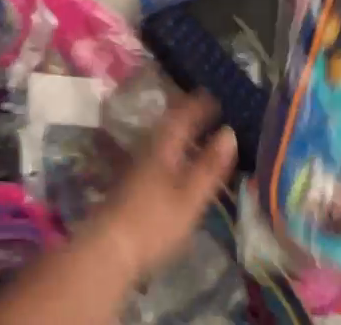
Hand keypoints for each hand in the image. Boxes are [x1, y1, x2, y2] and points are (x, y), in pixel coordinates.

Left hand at [91, 93, 237, 280]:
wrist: (111, 246)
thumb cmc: (155, 220)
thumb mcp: (191, 196)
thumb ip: (210, 165)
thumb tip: (229, 132)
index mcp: (163, 145)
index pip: (183, 114)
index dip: (200, 103)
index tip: (217, 94)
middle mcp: (148, 147)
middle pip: (171, 123)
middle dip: (191, 114)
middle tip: (212, 108)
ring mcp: (138, 164)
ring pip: (164, 137)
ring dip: (183, 131)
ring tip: (202, 132)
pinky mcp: (134, 181)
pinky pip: (160, 152)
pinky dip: (175, 148)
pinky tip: (182, 161)